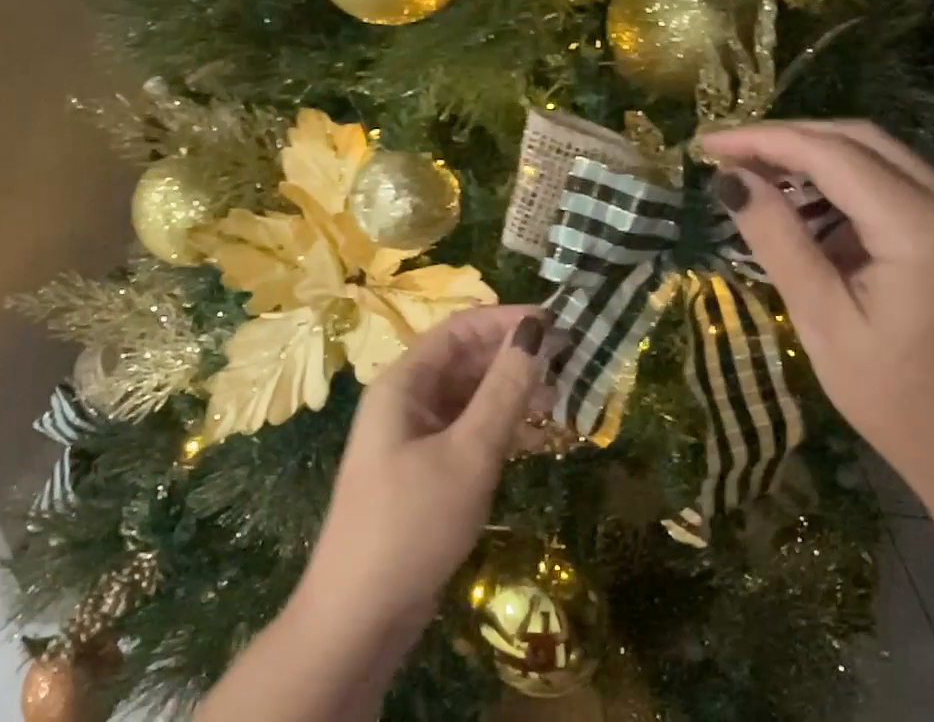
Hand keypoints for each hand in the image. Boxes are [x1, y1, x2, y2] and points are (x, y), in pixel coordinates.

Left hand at [298, 304, 549, 634]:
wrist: (360, 614)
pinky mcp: (425, 473)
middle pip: (465, 361)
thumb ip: (504, 392)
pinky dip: (501, 431)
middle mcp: (406, 401)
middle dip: (515, 357)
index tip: (561, 323)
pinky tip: (540, 440)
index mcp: (403, 383)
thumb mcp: (467, 454)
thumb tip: (533, 332)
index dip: (508, 319)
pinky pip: (467, 434)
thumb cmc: (411, 523)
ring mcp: (413, 439)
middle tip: (574, 362)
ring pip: (469, 399)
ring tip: (566, 398)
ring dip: (513, 394)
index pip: (460, 329)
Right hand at [702, 121, 933, 520]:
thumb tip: (730, 180)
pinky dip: (858, 192)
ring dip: (824, 164)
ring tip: (763, 186)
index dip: (763, 140)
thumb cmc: (900, 404)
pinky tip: (821, 220)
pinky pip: (913, 193)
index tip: (705, 144)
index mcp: (926, 228)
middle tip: (730, 157)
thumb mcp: (824, 322)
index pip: (832, 153)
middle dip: (791, 141)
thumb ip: (779, 240)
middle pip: (865, 142)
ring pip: (891, 162)